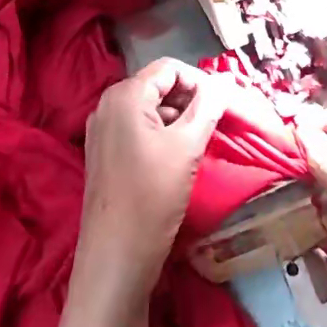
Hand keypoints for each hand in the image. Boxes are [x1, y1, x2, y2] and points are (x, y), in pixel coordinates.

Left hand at [78, 59, 225, 288]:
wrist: (115, 258)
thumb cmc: (152, 197)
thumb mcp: (187, 146)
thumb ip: (208, 106)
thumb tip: (224, 81)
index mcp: (124, 96)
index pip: (170, 68)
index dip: (200, 81)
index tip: (223, 107)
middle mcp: (107, 105)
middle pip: (159, 86)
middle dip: (191, 100)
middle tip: (216, 126)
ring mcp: (102, 131)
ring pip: (150, 109)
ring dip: (179, 119)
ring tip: (200, 144)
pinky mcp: (104, 154)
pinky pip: (139, 129)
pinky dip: (163, 135)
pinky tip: (178, 158)